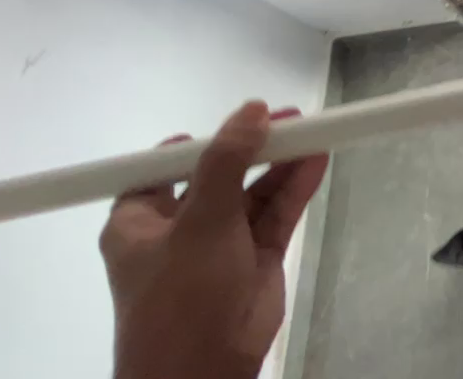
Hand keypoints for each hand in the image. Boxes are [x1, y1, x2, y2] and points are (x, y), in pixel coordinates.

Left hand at [99, 101, 328, 378]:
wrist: (205, 366)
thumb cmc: (181, 293)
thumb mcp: (200, 222)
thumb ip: (227, 163)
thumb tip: (253, 109)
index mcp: (141, 222)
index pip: (164, 168)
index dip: (199, 142)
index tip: (239, 118)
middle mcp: (181, 226)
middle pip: (221, 172)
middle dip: (255, 146)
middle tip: (292, 118)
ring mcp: (223, 239)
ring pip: (257, 188)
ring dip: (284, 161)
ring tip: (317, 131)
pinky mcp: (258, 251)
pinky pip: (280, 207)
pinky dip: (299, 182)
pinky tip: (320, 157)